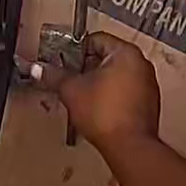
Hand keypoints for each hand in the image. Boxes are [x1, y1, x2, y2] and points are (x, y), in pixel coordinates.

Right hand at [36, 31, 160, 150]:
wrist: (128, 146)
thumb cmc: (104, 113)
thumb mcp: (71, 89)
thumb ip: (54, 75)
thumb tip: (38, 69)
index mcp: (125, 53)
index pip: (96, 39)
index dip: (75, 49)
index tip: (62, 60)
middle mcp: (141, 64)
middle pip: (106, 56)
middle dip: (84, 66)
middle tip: (67, 76)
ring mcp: (147, 84)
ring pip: (116, 74)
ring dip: (96, 81)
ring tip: (79, 93)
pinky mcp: (148, 103)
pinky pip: (124, 90)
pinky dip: (109, 93)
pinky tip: (95, 106)